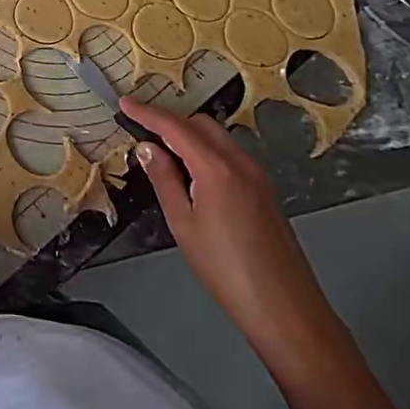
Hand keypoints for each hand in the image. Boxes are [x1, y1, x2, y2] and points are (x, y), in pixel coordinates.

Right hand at [124, 99, 409, 408]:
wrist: (283, 307)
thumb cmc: (226, 270)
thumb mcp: (183, 224)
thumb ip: (164, 179)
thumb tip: (148, 148)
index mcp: (216, 167)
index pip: (175, 127)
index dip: (147, 112)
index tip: (126, 102)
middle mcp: (240, 162)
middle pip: (200, 124)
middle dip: (170, 121)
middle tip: (142, 132)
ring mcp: (257, 174)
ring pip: (217, 137)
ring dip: (190, 136)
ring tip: (164, 155)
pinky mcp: (264, 189)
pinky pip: (230, 155)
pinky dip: (207, 152)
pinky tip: (194, 174)